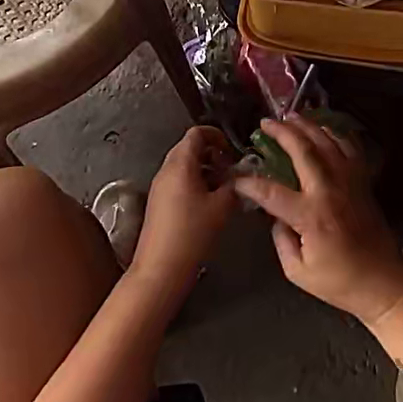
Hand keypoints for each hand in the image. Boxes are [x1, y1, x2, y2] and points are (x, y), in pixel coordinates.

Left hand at [132, 126, 237, 280]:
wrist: (160, 268)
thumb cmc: (192, 233)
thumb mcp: (223, 206)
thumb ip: (236, 184)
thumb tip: (243, 175)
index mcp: (180, 165)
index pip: (196, 133)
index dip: (217, 135)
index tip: (233, 150)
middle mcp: (166, 170)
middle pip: (189, 148)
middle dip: (213, 154)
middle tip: (232, 169)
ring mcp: (160, 187)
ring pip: (185, 165)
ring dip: (206, 169)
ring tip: (225, 187)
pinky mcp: (159, 202)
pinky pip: (179, 181)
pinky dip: (196, 182)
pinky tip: (210, 202)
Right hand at [235, 116, 402, 325]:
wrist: (383, 280)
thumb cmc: (339, 282)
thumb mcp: (297, 271)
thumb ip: (281, 239)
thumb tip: (276, 217)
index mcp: (310, 215)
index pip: (270, 191)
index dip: (248, 182)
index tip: (235, 178)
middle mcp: (330, 190)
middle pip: (303, 150)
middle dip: (282, 133)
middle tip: (265, 123)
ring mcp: (350, 181)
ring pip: (328, 142)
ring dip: (308, 125)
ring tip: (291, 116)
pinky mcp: (363, 181)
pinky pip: (350, 148)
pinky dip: (336, 133)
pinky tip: (325, 128)